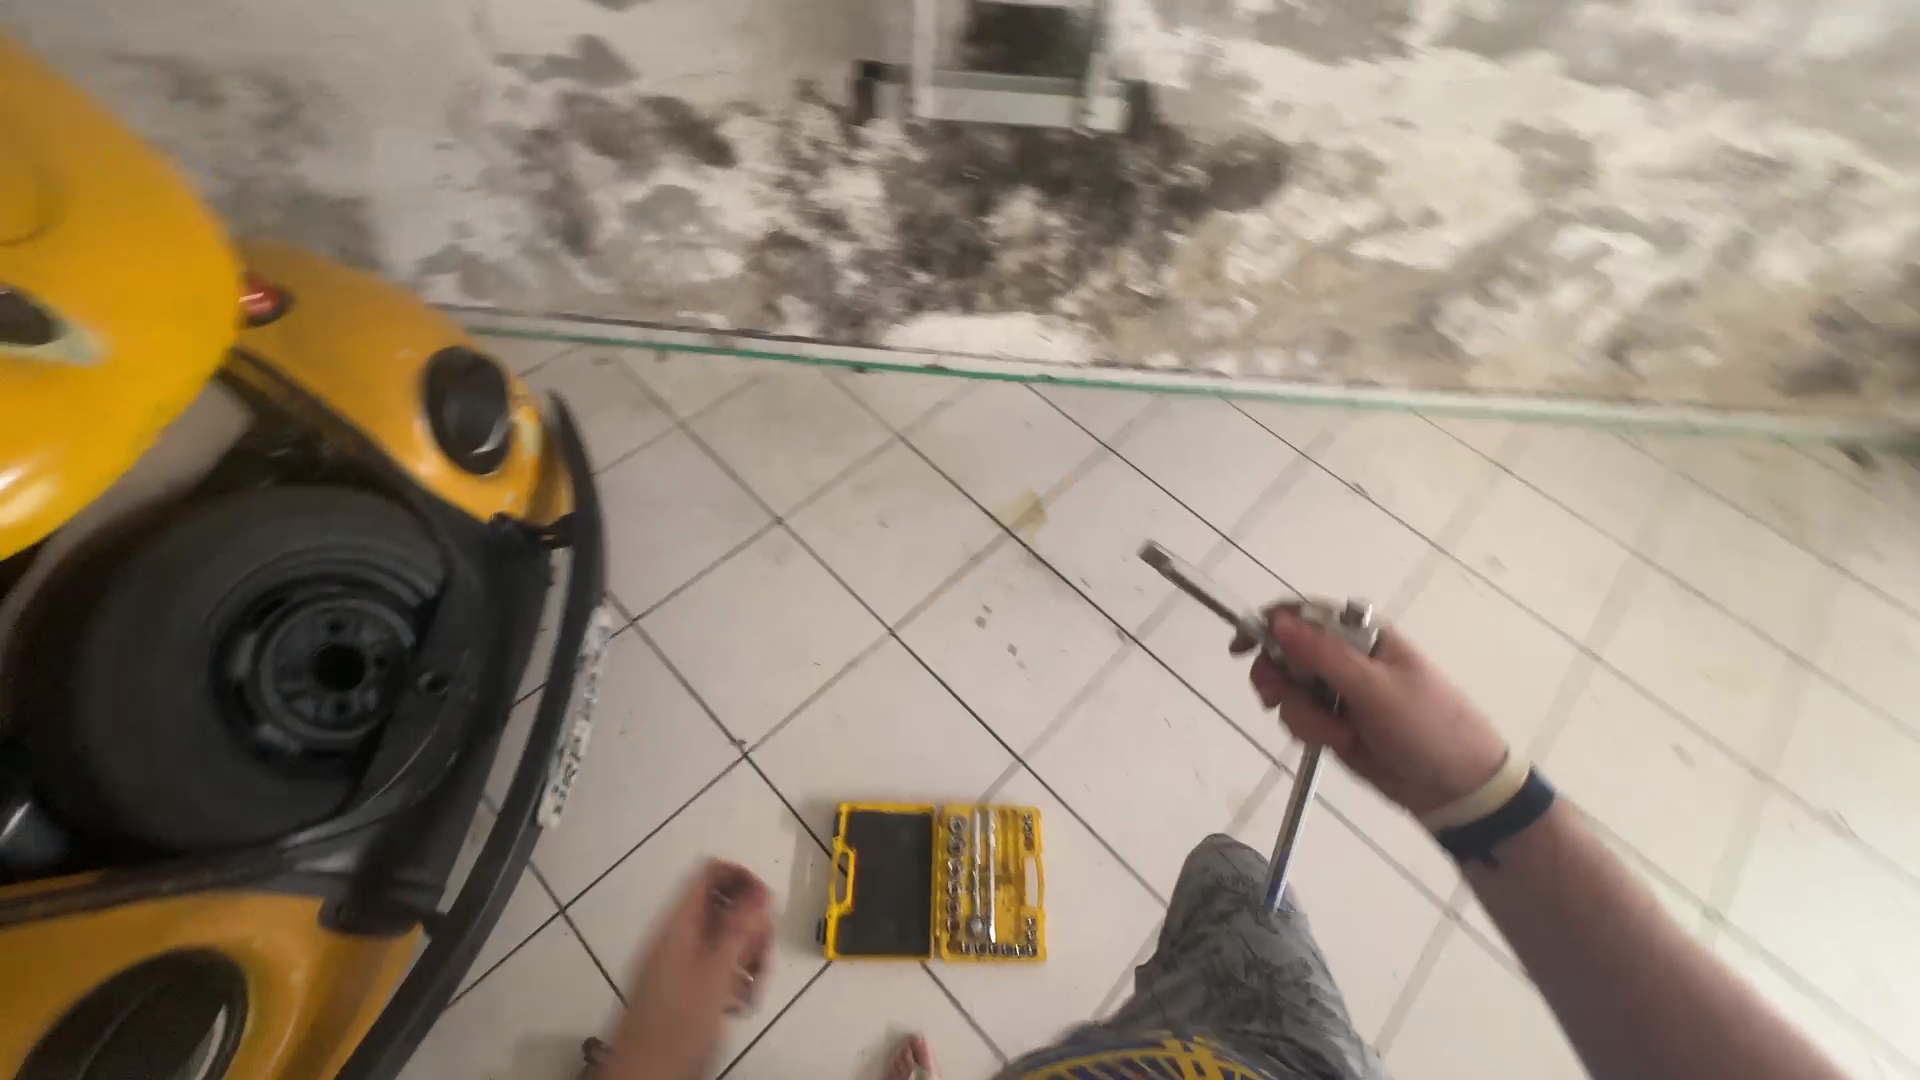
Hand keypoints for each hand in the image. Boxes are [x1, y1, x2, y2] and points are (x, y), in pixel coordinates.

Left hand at [601, 860, 774, 1079]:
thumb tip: (761, 891)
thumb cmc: (677, 1029)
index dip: (741, 877)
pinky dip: (733, 975)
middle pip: (721, 905)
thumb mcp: (716, 976)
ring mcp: (676, 963)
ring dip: (747, 953)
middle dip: (750, 924)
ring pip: (721, 936)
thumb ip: (739, 930)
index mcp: (679, 924)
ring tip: (756, 988)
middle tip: (765, 955)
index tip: (766, 904)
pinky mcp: (680, 990)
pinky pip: (714, 964)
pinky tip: (742, 1003)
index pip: (710, 872)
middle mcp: (676, 936)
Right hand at [1237, 606, 1506, 814]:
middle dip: (1277, 677)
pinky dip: (1308, 730)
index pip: (1303, 616)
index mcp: (1362, 636)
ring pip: (1287, 689)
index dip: (1268, 625)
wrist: (1457, 788)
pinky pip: (1297, 717)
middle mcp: (1344, 658)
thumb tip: (1278, 622)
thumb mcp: (1375, 689)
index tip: (1242, 647)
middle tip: (1276, 697)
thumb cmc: (1427, 726)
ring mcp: (1336, 691)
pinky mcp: (1331, 721)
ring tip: (1331, 734)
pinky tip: (1335, 742)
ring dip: (1299, 713)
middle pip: (1284, 653)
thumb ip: (1323, 656)